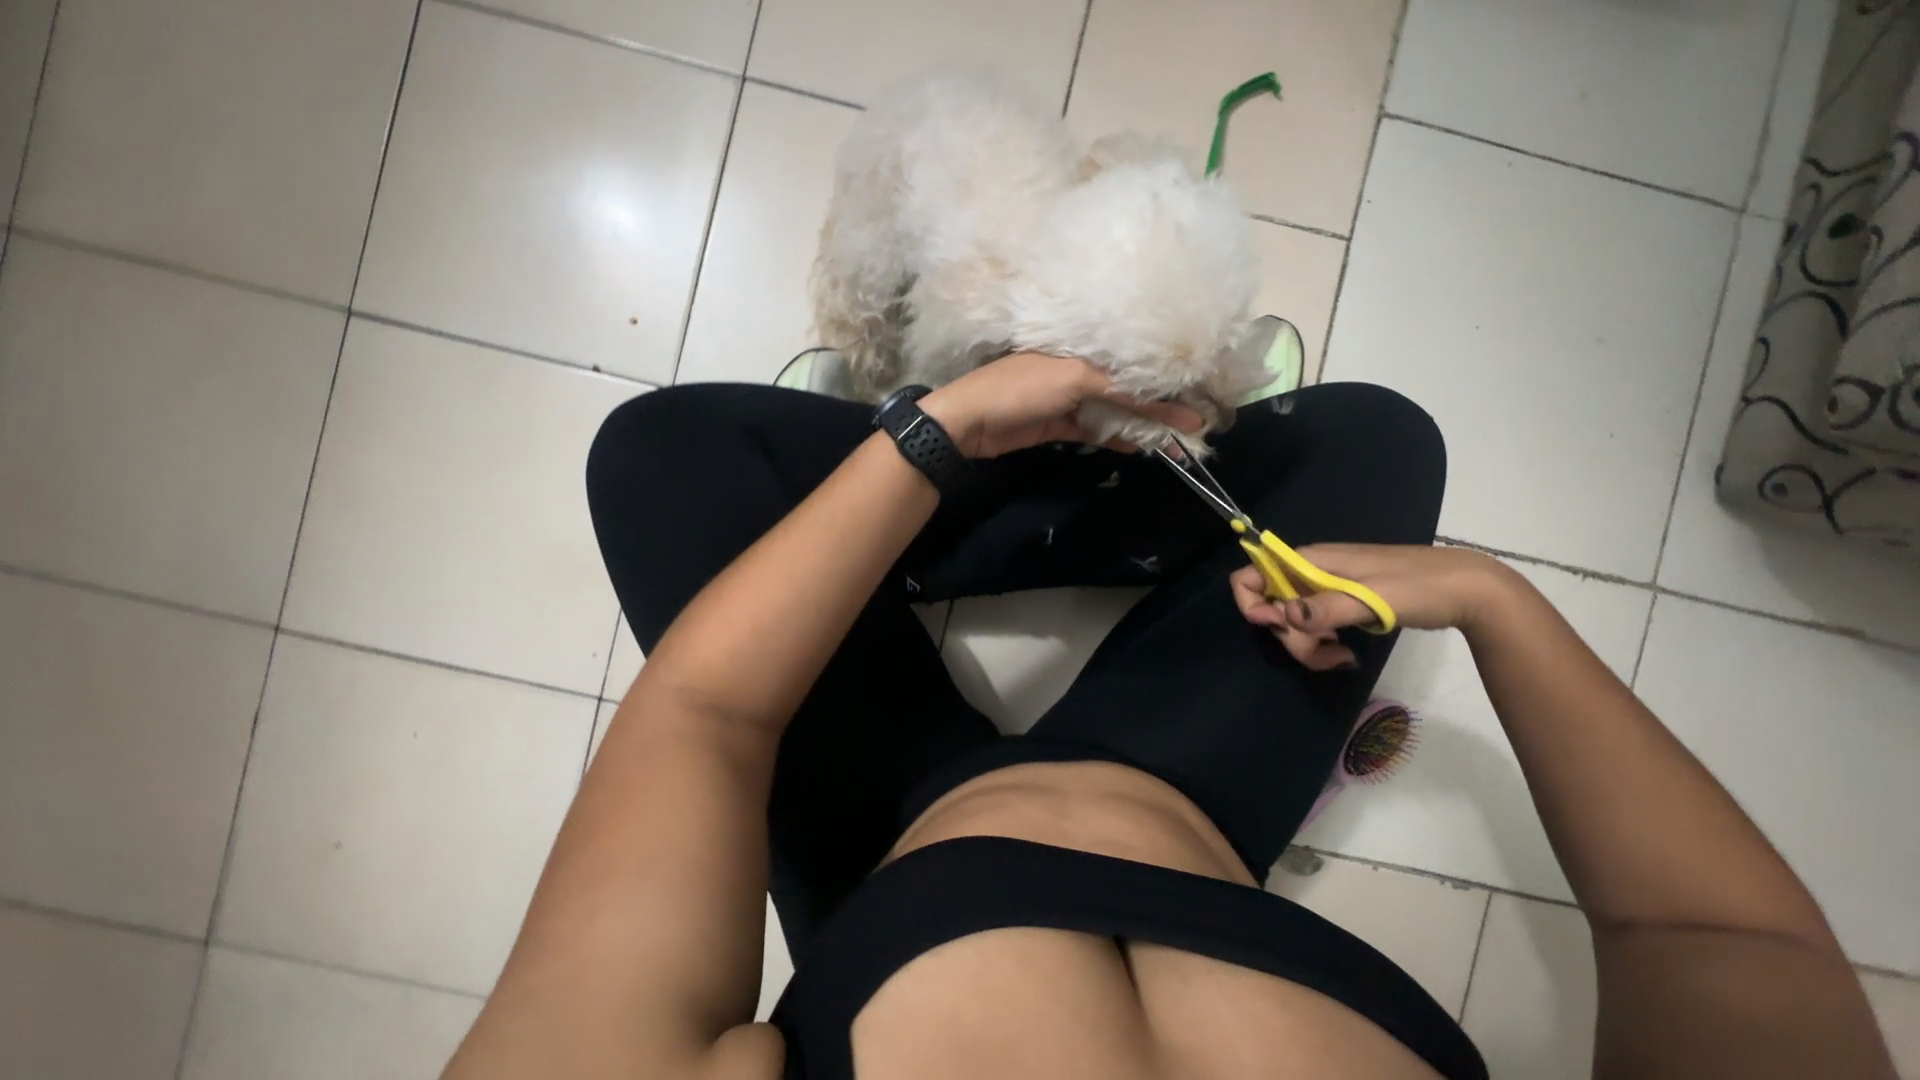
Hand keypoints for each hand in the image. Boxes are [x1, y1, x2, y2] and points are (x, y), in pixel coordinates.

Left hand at [917, 351, 1201, 458]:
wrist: (967, 424)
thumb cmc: (1018, 390)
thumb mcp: (1071, 378)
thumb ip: (1115, 386)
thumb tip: (1157, 397)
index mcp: (1079, 348)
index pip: (1131, 362)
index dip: (1162, 380)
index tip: (1194, 397)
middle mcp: (1076, 369)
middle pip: (1125, 387)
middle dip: (1158, 405)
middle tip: (1194, 424)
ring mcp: (1066, 399)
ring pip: (1112, 411)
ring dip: (1141, 424)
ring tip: (1174, 440)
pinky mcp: (1056, 425)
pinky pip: (1094, 429)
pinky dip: (1116, 437)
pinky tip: (1140, 446)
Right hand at [1230, 544, 1516, 670]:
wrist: (1468, 589)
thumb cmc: (1419, 587)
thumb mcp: (1372, 598)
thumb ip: (1326, 607)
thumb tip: (1284, 616)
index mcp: (1311, 560)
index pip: (1251, 574)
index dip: (1253, 603)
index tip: (1281, 627)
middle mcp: (1310, 571)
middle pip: (1271, 605)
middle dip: (1288, 635)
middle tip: (1325, 650)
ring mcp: (1326, 588)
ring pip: (1292, 620)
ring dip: (1306, 645)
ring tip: (1339, 657)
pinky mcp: (1341, 603)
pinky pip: (1314, 624)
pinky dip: (1321, 642)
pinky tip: (1344, 652)